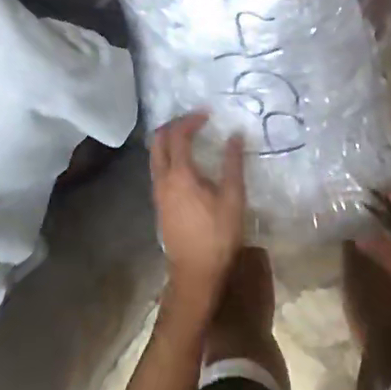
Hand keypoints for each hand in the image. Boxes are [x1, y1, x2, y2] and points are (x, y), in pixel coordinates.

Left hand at [150, 113, 246, 307]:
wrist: (195, 275)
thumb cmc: (217, 236)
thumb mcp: (233, 198)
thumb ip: (233, 164)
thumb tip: (235, 135)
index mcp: (179, 175)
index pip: (178, 135)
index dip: (191, 120)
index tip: (208, 114)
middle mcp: (162, 180)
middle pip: (158, 141)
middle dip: (174, 125)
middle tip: (195, 120)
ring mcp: (158, 193)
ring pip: (155, 156)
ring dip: (169, 140)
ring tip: (192, 136)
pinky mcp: (160, 205)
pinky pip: (159, 169)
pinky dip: (169, 156)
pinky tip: (188, 162)